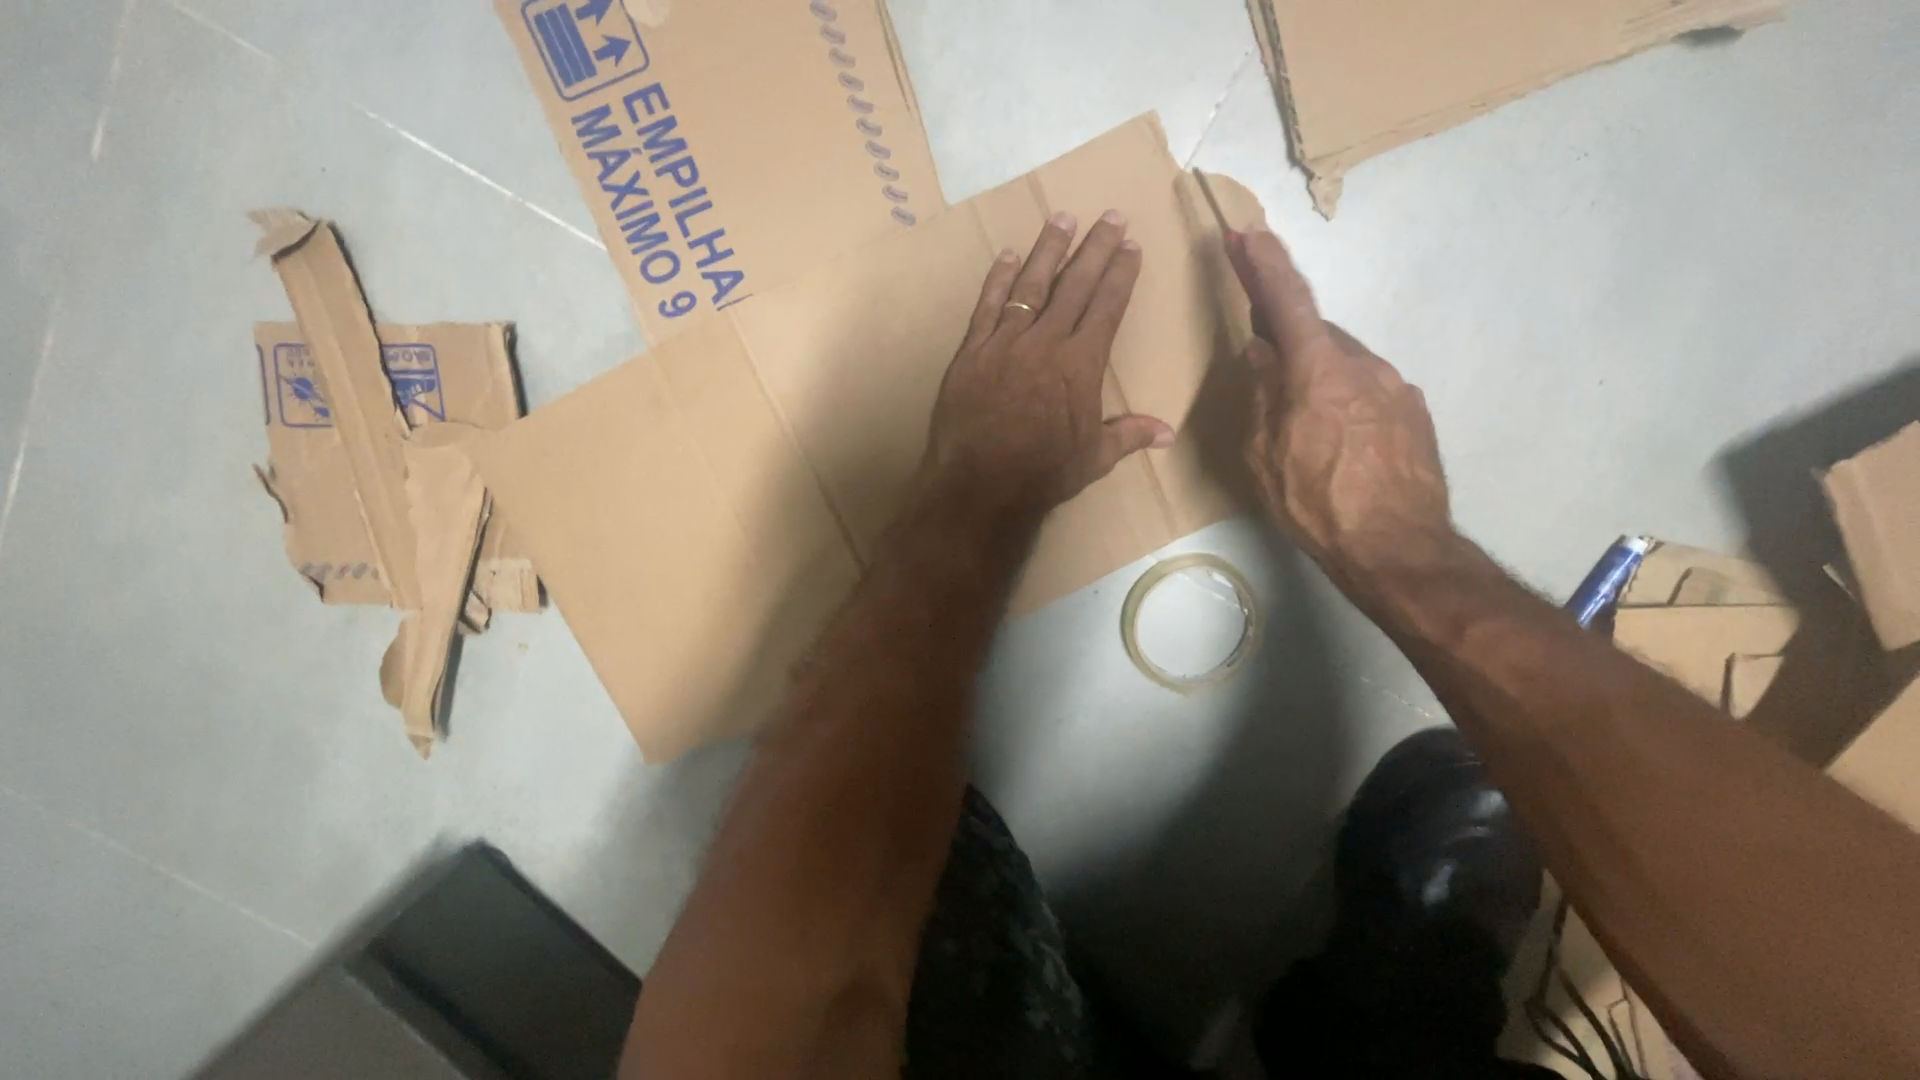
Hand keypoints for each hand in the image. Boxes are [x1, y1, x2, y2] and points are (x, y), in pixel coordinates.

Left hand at [926, 210, 1174, 518]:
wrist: (981, 483)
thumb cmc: (1043, 473)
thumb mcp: (1094, 458)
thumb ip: (1130, 436)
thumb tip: (1168, 434)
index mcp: (1081, 363)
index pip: (1107, 306)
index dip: (1120, 274)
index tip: (1130, 246)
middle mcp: (1047, 342)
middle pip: (1075, 285)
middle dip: (1095, 247)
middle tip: (1109, 216)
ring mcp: (1006, 343)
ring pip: (1031, 285)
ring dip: (1048, 250)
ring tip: (1062, 218)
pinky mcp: (972, 352)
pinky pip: (987, 306)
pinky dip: (998, 280)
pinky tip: (1007, 256)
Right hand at [1228, 225, 1452, 584]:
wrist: (1398, 548)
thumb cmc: (1315, 504)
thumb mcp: (1263, 456)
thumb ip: (1260, 396)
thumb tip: (1261, 352)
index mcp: (1317, 372)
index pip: (1287, 302)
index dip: (1264, 265)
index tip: (1247, 233)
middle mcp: (1362, 366)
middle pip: (1316, 337)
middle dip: (1289, 343)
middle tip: (1266, 369)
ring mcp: (1396, 387)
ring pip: (1344, 366)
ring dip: (1318, 380)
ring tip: (1304, 429)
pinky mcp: (1416, 413)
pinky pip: (1370, 392)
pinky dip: (1347, 402)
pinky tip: (1340, 444)